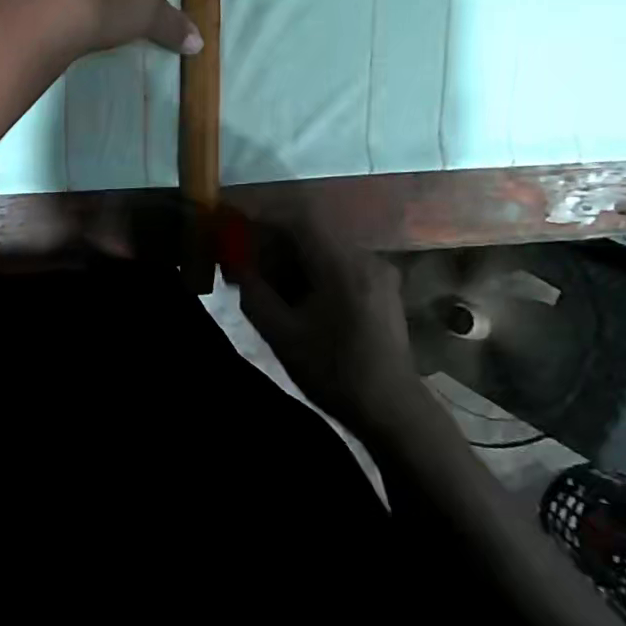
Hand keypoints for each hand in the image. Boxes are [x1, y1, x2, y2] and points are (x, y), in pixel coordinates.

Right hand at [218, 209, 422, 424]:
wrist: (391, 408)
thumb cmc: (333, 372)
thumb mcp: (281, 335)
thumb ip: (253, 293)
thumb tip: (234, 263)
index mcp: (343, 266)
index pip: (300, 219)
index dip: (264, 216)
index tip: (238, 224)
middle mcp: (365, 258)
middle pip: (313, 230)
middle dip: (275, 239)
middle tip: (247, 258)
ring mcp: (378, 270)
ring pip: (325, 245)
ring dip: (294, 254)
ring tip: (268, 279)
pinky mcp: (382, 285)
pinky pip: (340, 261)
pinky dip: (313, 266)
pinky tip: (298, 293)